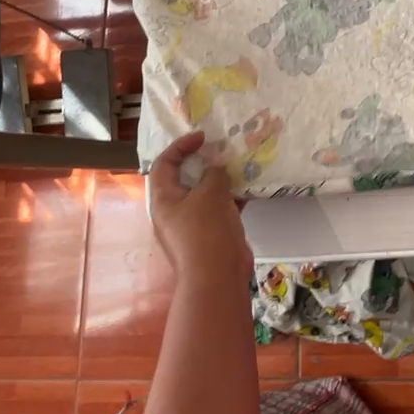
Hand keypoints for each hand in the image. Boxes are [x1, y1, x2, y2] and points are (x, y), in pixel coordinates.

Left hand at [147, 132, 251, 284]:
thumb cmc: (206, 230)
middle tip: (222, 150)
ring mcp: (192, 225)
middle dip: (203, 162)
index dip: (180, 146)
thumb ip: (214, 174)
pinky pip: (220, 210)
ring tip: (238, 165)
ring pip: (205, 195)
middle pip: (184, 179)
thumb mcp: (210, 193)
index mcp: (164, 200)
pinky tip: (249, 189)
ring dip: (221, 180)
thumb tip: (216, 168)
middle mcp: (174, 211)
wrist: (217, 276)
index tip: (202, 137)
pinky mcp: (211, 235)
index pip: (164, 164)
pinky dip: (232, 198)